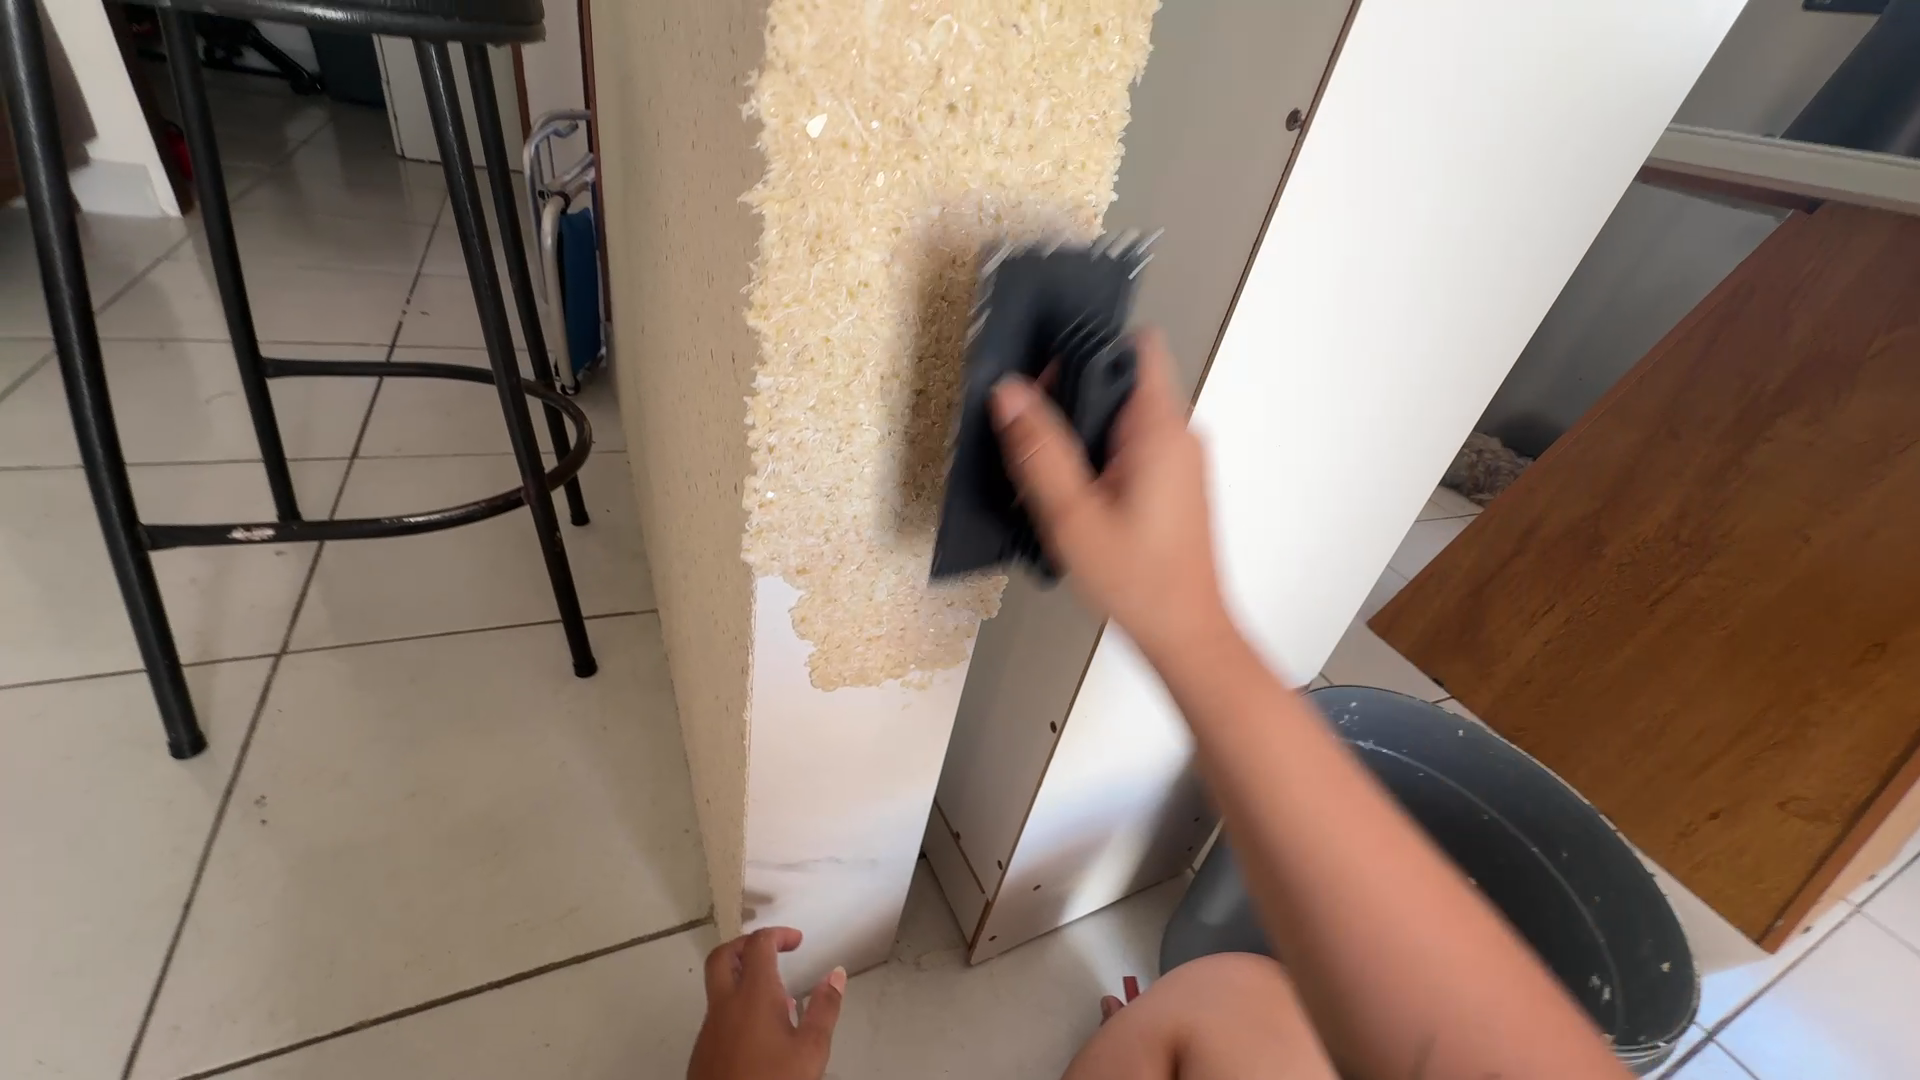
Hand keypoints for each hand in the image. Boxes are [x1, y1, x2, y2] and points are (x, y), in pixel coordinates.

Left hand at [688, 928, 844, 1079]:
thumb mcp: (811, 1049)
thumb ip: (825, 1007)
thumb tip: (836, 974)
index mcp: (753, 995)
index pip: (758, 943)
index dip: (778, 934)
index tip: (797, 942)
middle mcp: (725, 1005)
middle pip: (723, 955)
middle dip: (746, 944)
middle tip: (771, 952)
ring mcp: (709, 1030)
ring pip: (718, 988)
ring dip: (742, 980)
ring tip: (776, 1001)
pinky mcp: (701, 1053)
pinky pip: (717, 1016)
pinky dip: (736, 1009)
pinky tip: (760, 1035)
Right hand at [990, 327, 1230, 663]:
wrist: (1185, 633)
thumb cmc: (1139, 581)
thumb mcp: (1072, 515)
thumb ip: (1039, 450)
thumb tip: (1008, 394)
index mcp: (1160, 428)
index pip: (1134, 347)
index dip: (1085, 352)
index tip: (1049, 384)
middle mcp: (1180, 434)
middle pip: (1121, 382)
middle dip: (1073, 402)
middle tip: (1038, 446)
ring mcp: (1181, 460)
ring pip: (1123, 418)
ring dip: (1084, 437)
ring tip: (1057, 481)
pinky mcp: (1176, 483)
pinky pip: (1134, 448)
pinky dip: (1102, 460)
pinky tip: (1081, 502)